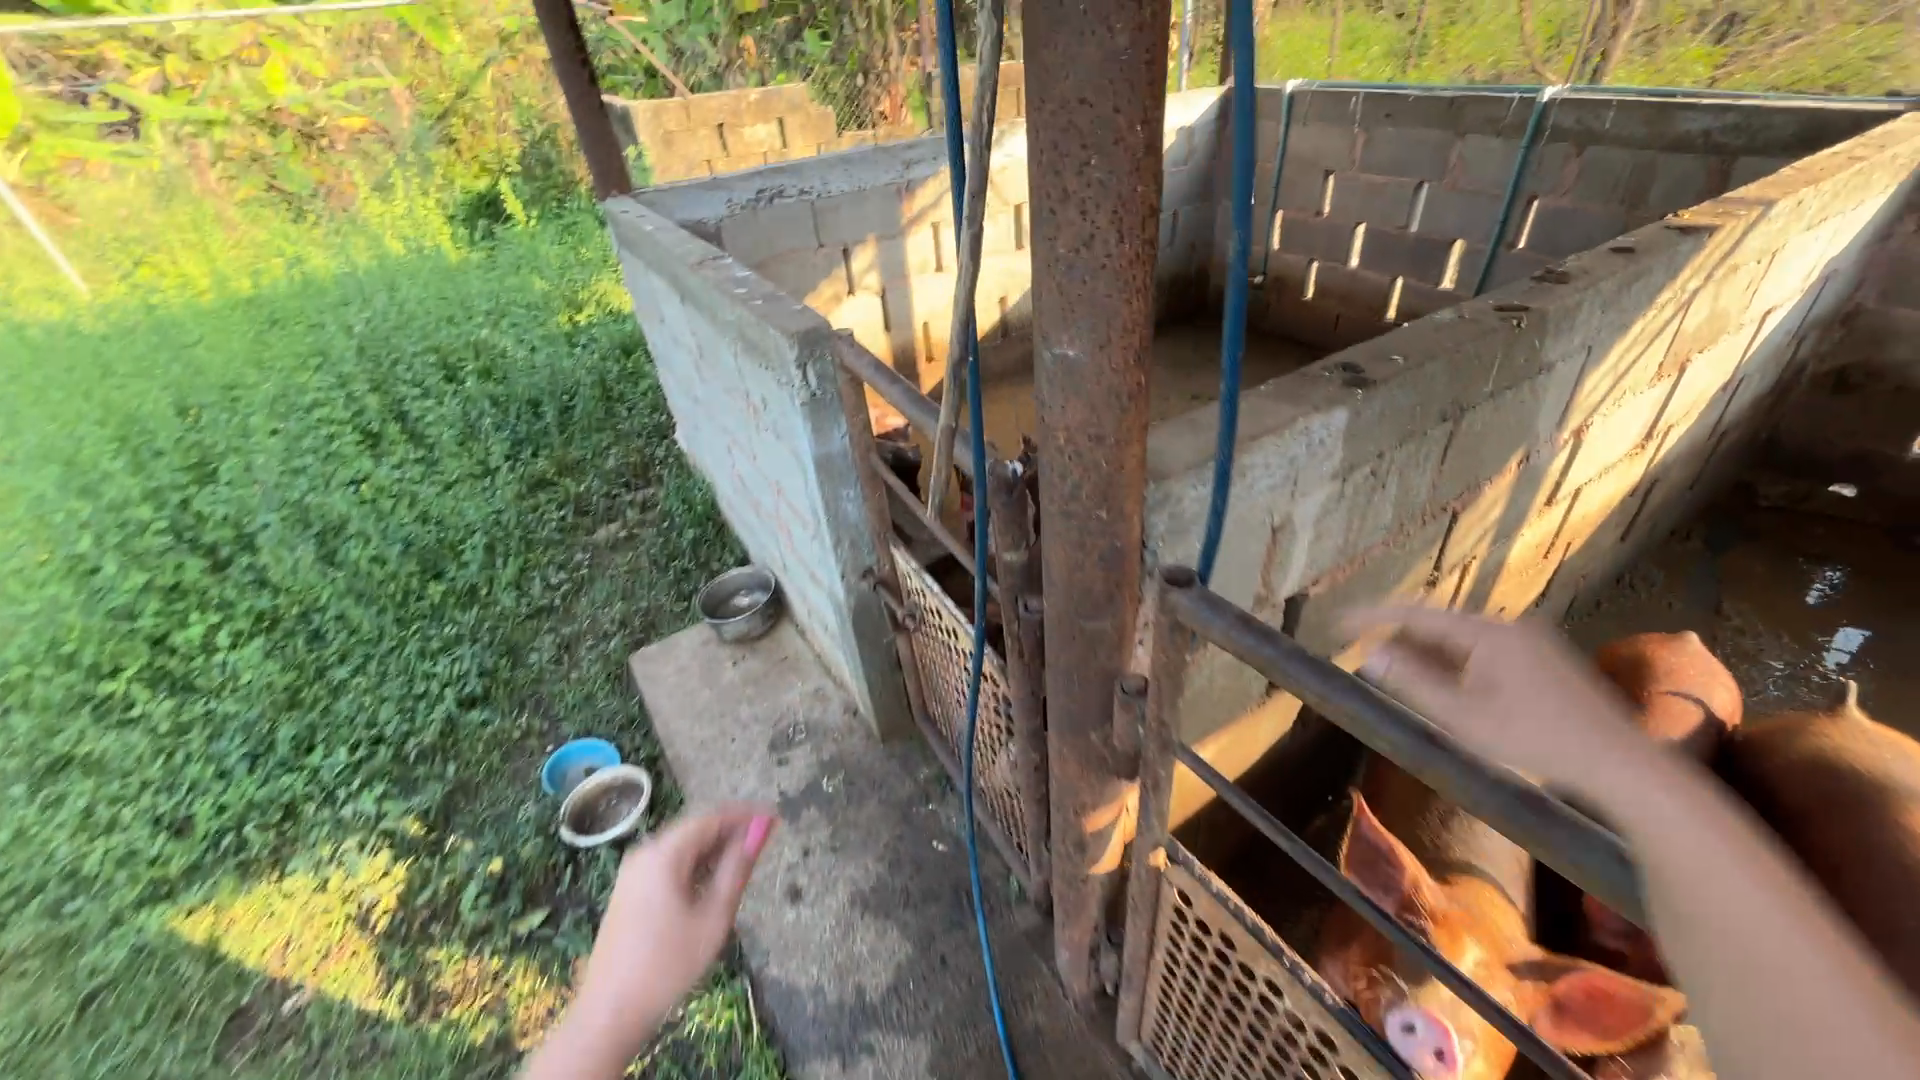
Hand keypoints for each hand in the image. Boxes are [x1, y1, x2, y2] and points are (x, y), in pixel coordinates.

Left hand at [528, 805, 774, 1078]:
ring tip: (745, 861)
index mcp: (663, 854)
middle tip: (764, 840)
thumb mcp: (713, 916)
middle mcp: (644, 853)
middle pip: (694, 829)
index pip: (711, 818)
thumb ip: (737, 869)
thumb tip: (759, 832)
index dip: (745, 815)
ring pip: (682, 847)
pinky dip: (695, 864)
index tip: (775, 819)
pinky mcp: (629, 891)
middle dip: (731, 831)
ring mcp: (633, 872)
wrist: (610, 1012)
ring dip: (714, 848)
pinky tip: (712, 882)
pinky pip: (668, 863)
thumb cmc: (668, 965)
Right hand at [1340, 606, 1644, 791]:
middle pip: (1441, 624)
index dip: (1374, 617)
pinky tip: (1445, 683)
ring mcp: (1533, 643)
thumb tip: (1371, 655)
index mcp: (1489, 633)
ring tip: (1396, 669)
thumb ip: (1413, 683)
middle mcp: (1511, 627)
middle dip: (1400, 637)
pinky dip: (1455, 661)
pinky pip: (1485, 650)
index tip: (1339, 622)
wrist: (1622, 765)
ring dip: (1427, 652)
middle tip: (1364, 650)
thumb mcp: (1462, 716)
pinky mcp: (1546, 662)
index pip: (1417, 614)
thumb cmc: (1536, 741)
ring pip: (1463, 639)